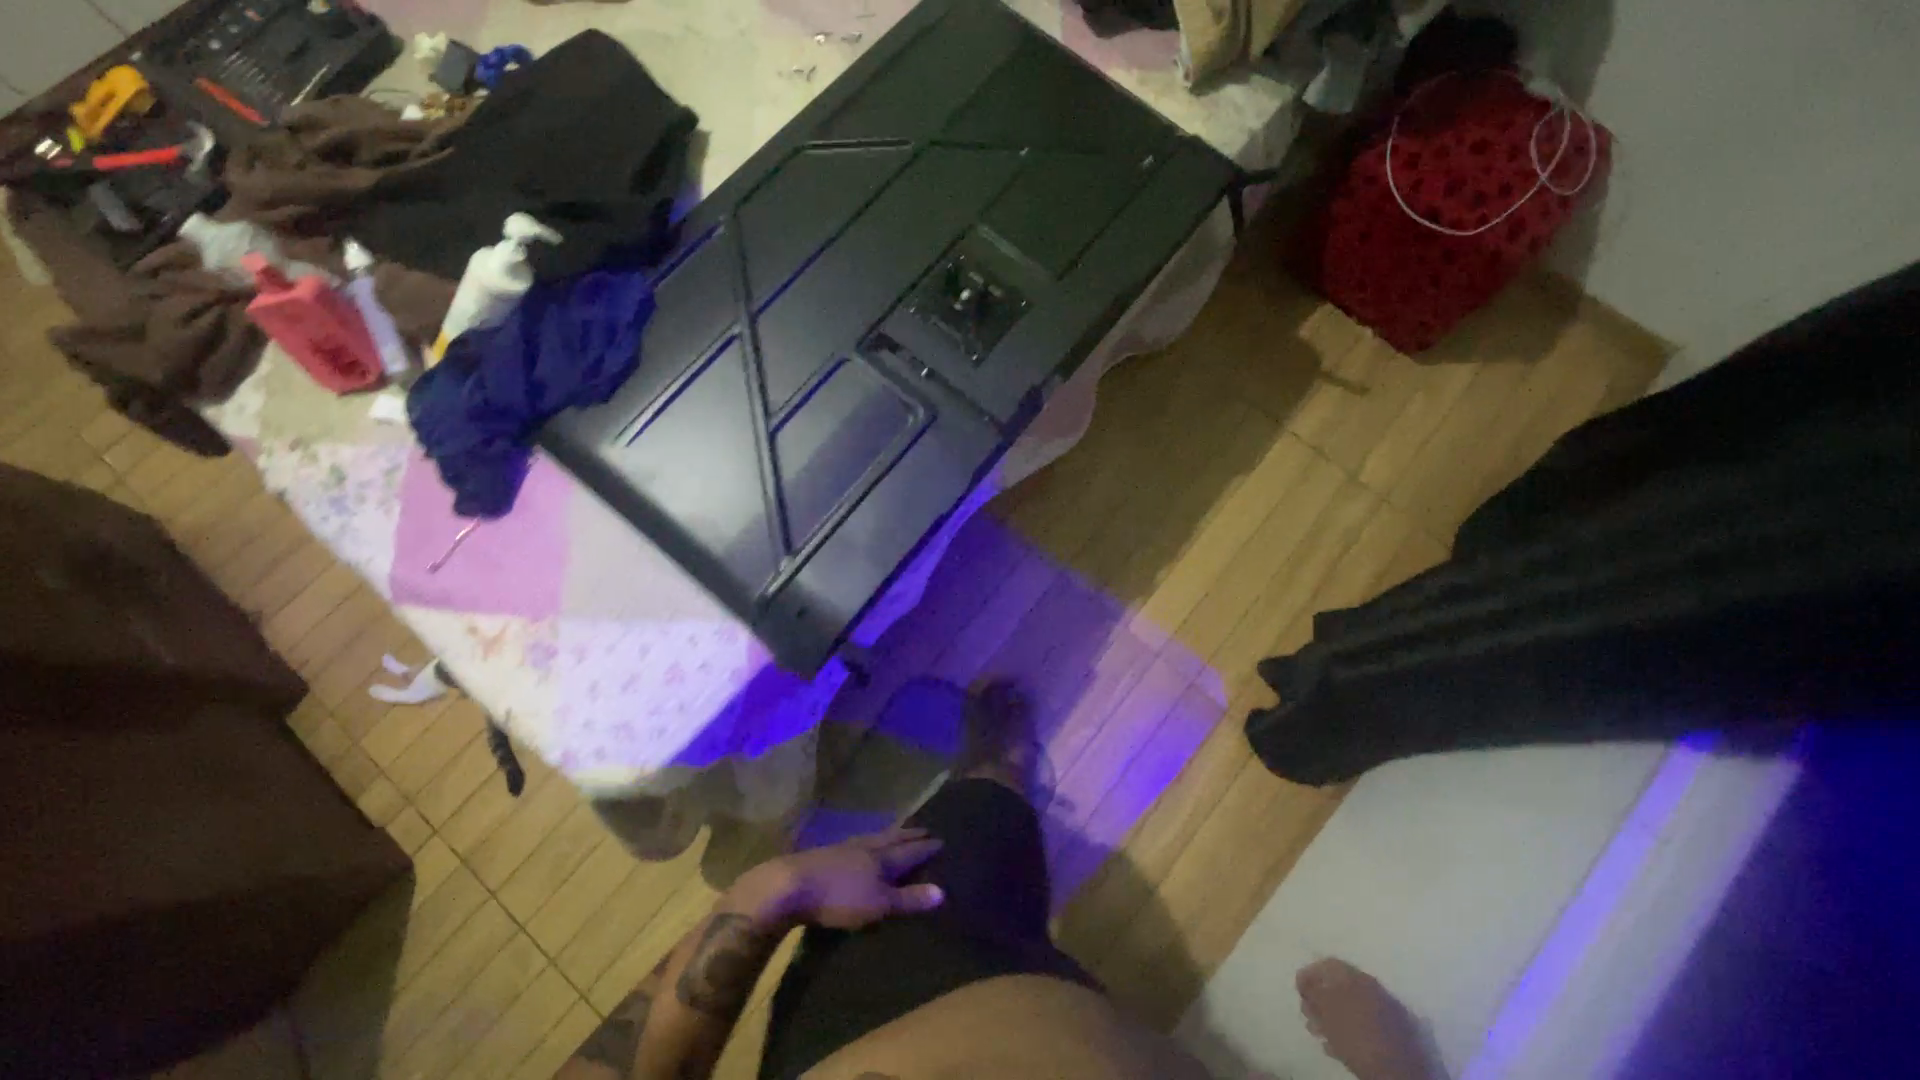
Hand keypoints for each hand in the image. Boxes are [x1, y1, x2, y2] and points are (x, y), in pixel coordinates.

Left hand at [730, 827, 945, 930]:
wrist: (789, 886)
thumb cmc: (839, 897)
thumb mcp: (878, 904)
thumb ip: (908, 898)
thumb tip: (943, 891)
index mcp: (882, 858)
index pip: (910, 851)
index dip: (925, 848)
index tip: (941, 840)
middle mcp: (865, 847)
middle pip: (891, 838)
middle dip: (908, 836)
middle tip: (923, 829)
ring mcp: (842, 849)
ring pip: (871, 839)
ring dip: (886, 836)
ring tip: (894, 834)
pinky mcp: (823, 855)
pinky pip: (854, 845)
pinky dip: (865, 844)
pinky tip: (859, 848)